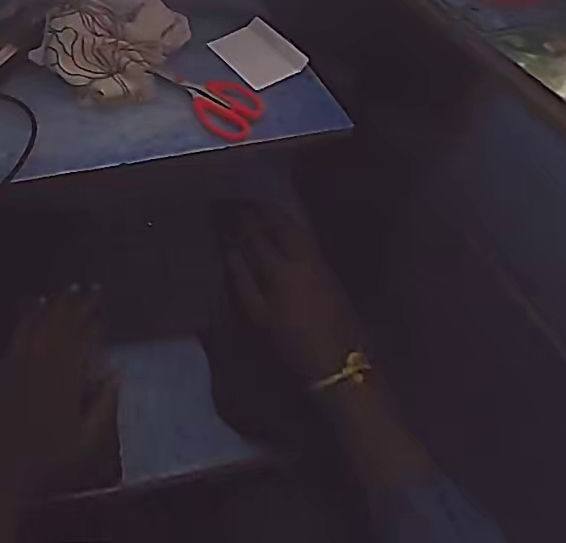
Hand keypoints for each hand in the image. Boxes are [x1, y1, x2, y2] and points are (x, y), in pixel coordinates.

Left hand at [0, 289, 118, 518]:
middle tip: (90, 289)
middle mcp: (45, 363)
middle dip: (78, 304)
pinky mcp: (7, 364)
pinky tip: (36, 302)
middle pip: (64, 324)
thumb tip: (118, 374)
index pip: (83, 339)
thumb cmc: (48, 463)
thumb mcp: (86, 444)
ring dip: (57, 303)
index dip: (93, 320)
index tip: (102, 307)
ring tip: (70, 289)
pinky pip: (21, 329)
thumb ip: (104, 407)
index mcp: (67, 379)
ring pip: (43, 321)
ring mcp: (23, 361)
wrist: (0, 470)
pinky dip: (30, 312)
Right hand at [225, 205, 360, 375]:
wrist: (339, 365)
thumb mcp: (259, 316)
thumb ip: (242, 280)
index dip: (240, 218)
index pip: (256, 234)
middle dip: (261, 209)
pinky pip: (307, 238)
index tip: (226, 205)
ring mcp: (318, 263)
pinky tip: (285, 227)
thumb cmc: (292, 343)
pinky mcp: (329, 270)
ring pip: (297, 228)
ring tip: (262, 207)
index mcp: (279, 271)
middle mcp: (300, 260)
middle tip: (243, 200)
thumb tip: (229, 249)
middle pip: (280, 224)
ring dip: (278, 215)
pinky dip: (292, 226)